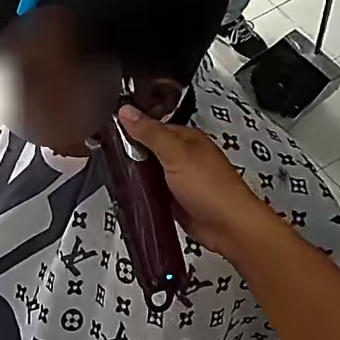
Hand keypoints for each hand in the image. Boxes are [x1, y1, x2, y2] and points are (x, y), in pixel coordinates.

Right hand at [117, 105, 283, 256]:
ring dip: (139, 178)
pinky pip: (156, 195)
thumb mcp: (176, 154)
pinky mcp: (178, 202)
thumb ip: (150, 133)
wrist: (229, 227)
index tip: (110, 133)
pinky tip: (135, 197)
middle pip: (150, 151)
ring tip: (120, 178)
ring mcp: (181, 181)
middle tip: (113, 158)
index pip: (153, 126)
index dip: (132, 129)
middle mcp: (185, 158)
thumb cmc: (214, 189)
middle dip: (133, 155)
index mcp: (187, 140)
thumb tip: (128, 113)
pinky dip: (146, 196)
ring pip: (151, 174)